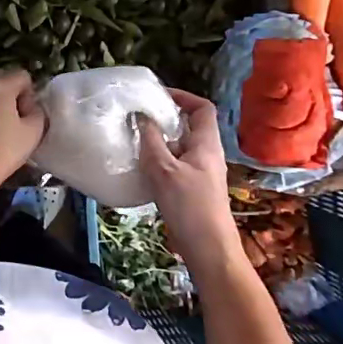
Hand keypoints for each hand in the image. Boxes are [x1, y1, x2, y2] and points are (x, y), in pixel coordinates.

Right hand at [138, 89, 241, 272]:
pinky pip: (174, 166)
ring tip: (134, 141)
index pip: (202, 108)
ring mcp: (200, 173)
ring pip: (178, 148)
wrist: (208, 248)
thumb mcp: (164, 169)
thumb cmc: (190, 205)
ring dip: (158, 142)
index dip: (183, 97)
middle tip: (138, 118)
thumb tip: (141, 116)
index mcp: (206, 144)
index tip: (158, 95)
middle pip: (188, 127)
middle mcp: (206, 154)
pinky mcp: (191, 189)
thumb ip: (152, 141)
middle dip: (164, 120)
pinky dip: (158, 162)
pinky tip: (140, 169)